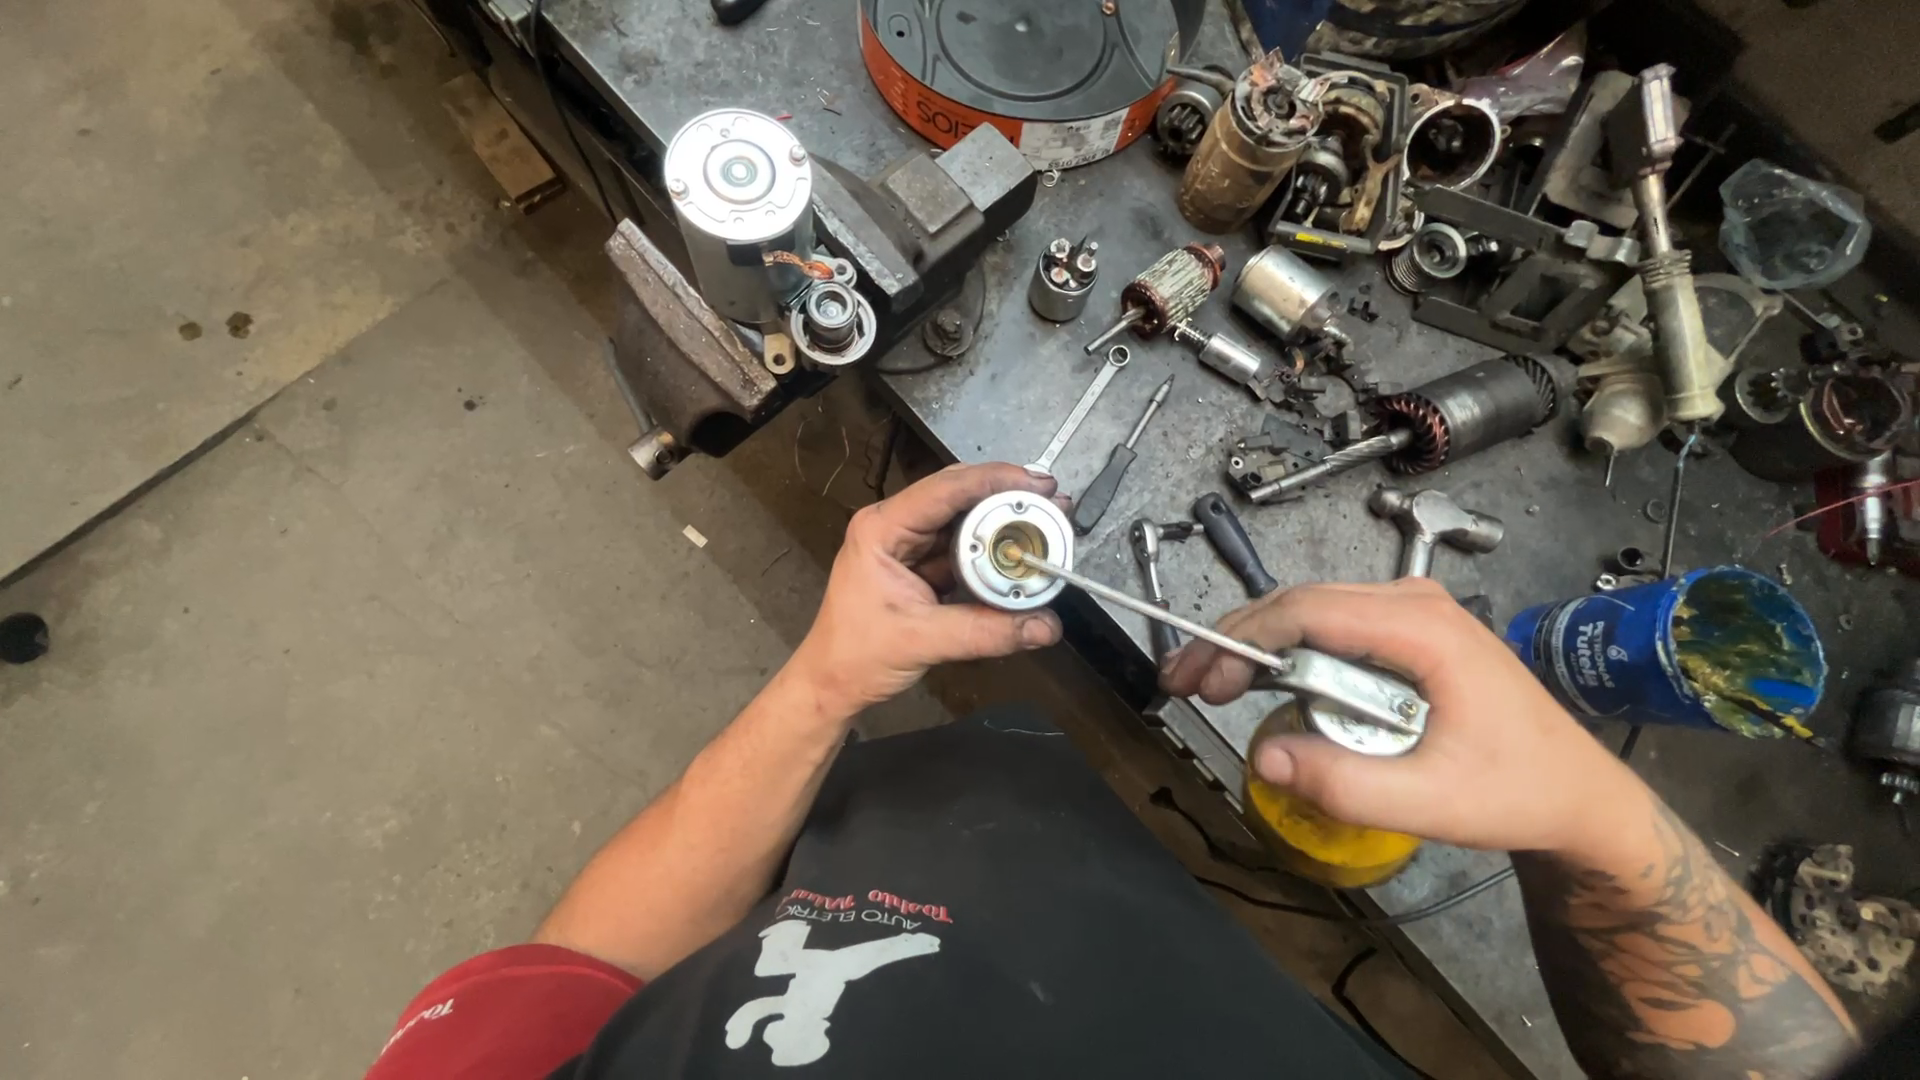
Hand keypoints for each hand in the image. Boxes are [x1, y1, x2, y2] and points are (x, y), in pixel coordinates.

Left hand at [789, 463, 1065, 714]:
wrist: (831, 683)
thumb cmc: (856, 656)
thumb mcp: (923, 640)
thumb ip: (987, 632)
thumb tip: (1045, 626)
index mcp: (882, 529)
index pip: (944, 489)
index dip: (994, 480)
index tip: (1036, 483)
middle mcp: (894, 526)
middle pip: (958, 496)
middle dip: (1005, 497)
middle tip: (1050, 500)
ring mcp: (907, 545)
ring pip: (962, 521)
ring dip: (1001, 523)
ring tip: (1043, 522)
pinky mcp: (919, 566)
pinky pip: (961, 549)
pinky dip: (990, 552)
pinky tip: (1018, 555)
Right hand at [1159, 578, 1648, 857]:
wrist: (1577, 791)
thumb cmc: (1516, 792)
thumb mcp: (1436, 802)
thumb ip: (1348, 785)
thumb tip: (1261, 757)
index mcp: (1423, 628)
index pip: (1309, 610)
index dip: (1246, 640)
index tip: (1204, 681)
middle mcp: (1408, 601)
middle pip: (1295, 603)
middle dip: (1230, 640)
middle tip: (1182, 683)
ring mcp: (1403, 609)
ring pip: (1299, 609)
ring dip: (1245, 643)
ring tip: (1201, 681)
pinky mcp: (1395, 628)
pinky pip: (1318, 625)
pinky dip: (1274, 649)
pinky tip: (1246, 674)